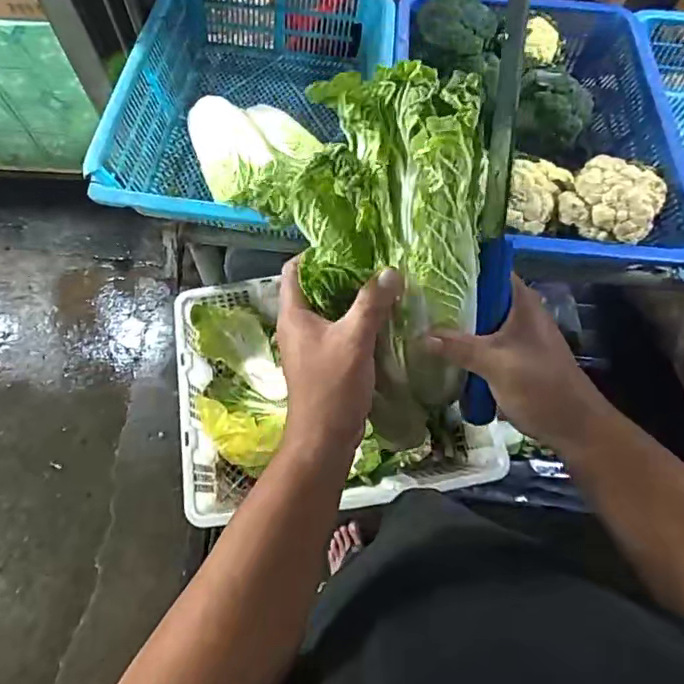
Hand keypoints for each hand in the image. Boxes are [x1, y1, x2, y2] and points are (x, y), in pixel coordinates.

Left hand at [275, 259, 400, 455]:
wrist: (324, 438)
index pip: (295, 270)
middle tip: (373, 263)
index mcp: (293, 314)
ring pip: (329, 311)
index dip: (316, 253)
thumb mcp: (354, 338)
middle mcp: (296, 326)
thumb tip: (391, 271)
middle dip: (342, 274)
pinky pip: (338, 331)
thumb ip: (371, 303)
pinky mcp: (323, 361)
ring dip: (351, 299)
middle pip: (315, 288)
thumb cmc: (332, 386)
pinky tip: (381, 319)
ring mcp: (308, 345)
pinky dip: (355, 321)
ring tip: (381, 286)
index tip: (346, 245)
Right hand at [425, 275, 609, 448]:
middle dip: (452, 297)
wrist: (575, 427)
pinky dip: (466, 343)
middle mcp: (520, 312)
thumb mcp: (495, 364)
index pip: (490, 268)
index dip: (462, 265)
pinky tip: (442, 349)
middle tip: (417, 297)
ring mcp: (518, 335)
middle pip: (481, 295)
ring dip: (457, 323)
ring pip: (481, 320)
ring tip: (422, 320)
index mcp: (522, 302)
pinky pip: (484, 341)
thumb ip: (458, 347)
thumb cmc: (541, 386)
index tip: (430, 268)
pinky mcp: (514, 357)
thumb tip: (419, 335)